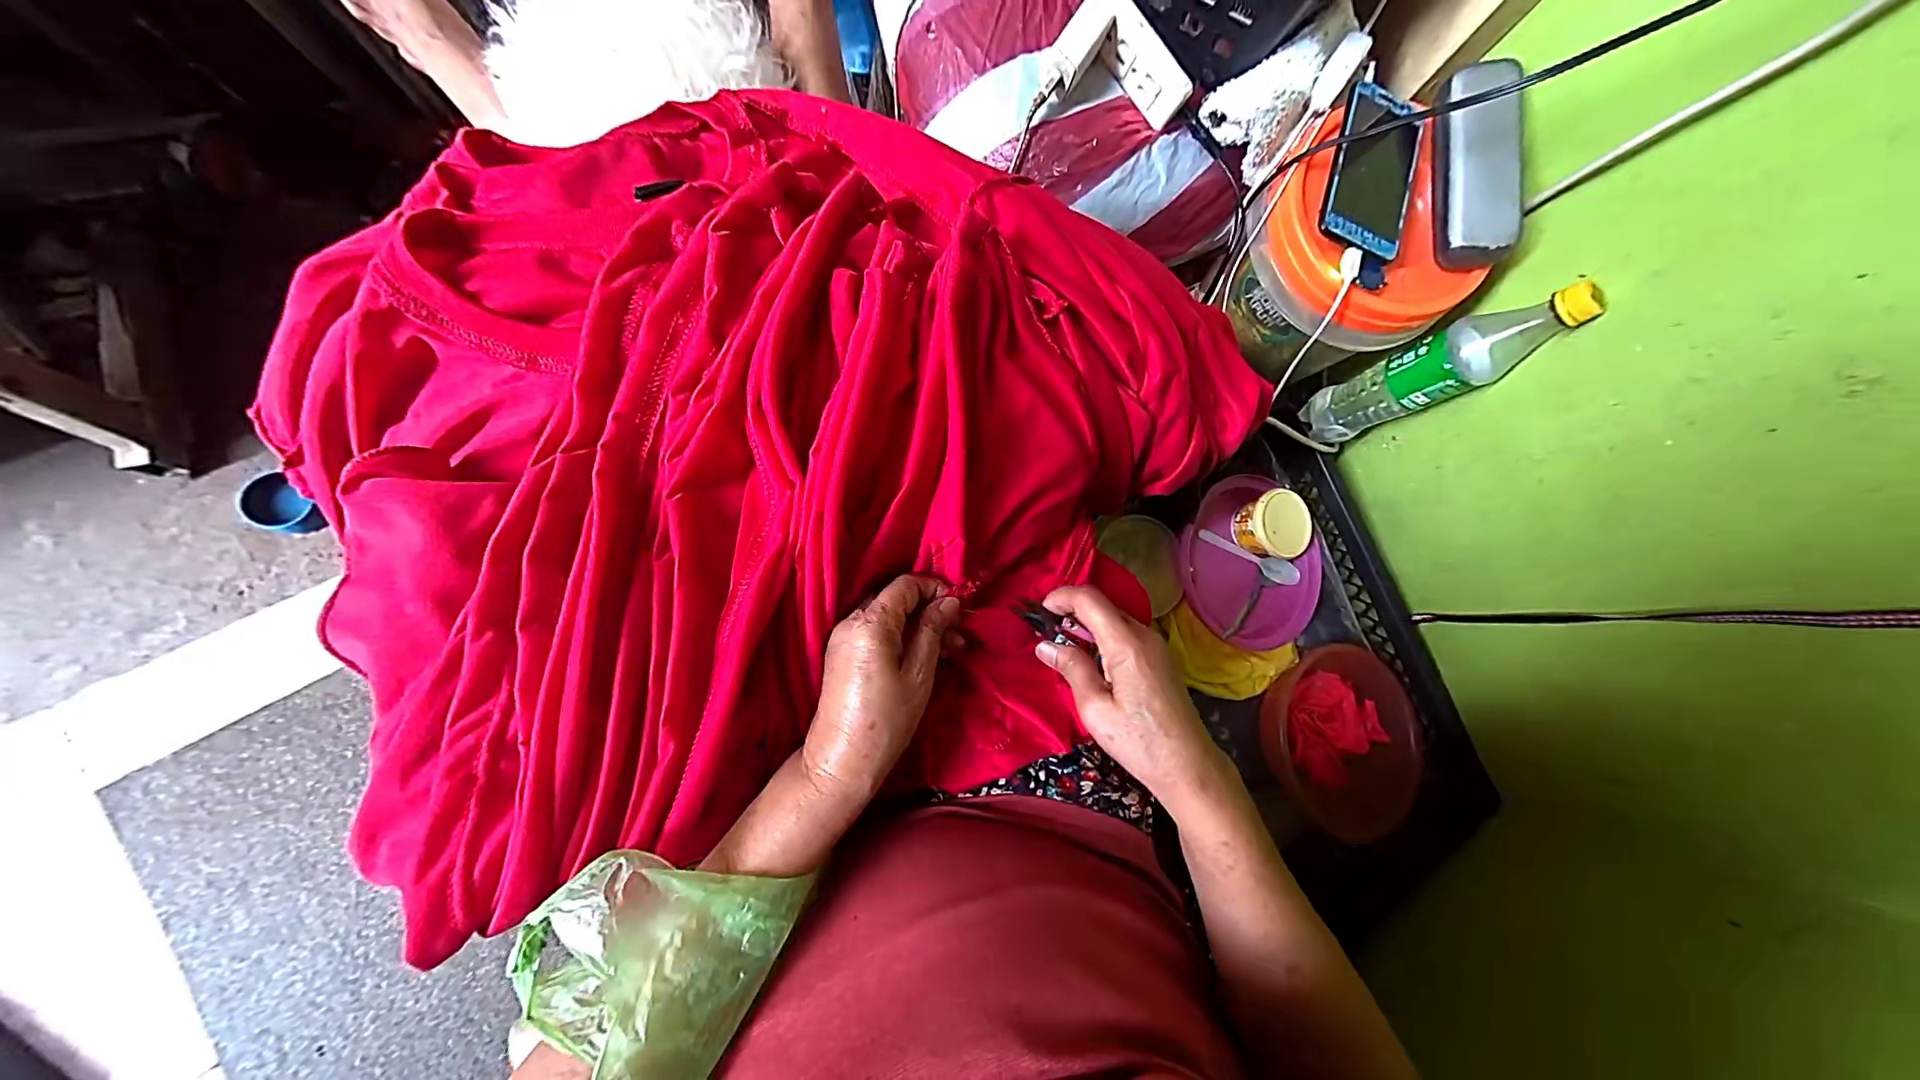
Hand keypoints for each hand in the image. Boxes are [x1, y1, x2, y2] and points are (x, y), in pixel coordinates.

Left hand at [802, 575, 961, 800]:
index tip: (960, 607)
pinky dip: (902, 637)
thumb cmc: (886, 721)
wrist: (842, 761)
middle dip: (930, 609)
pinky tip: (928, 656)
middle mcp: (851, 622)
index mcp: (870, 623)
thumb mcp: (919, 674)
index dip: (936, 589)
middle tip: (960, 633)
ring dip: (919, 625)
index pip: (905, 585)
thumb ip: (933, 630)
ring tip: (952, 650)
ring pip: (888, 617)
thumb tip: (949, 601)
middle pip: (895, 599)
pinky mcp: (843, 654)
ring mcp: (843, 638)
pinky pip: (877, 633)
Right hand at [1035, 585, 1236, 817]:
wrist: (1189, 765)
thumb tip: (1046, 645)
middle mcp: (1144, 636)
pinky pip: (1125, 633)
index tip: (1040, 611)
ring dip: (1087, 624)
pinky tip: (1090, 659)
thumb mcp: (1095, 709)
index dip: (1061, 597)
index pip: (1090, 599)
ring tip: (1063, 645)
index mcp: (1127, 644)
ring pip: (1114, 618)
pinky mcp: (1160, 658)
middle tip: (1046, 631)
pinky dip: (1102, 636)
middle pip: (1103, 605)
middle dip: (1071, 610)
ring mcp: (1156, 645)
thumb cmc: (1139, 742)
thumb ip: (1072, 669)